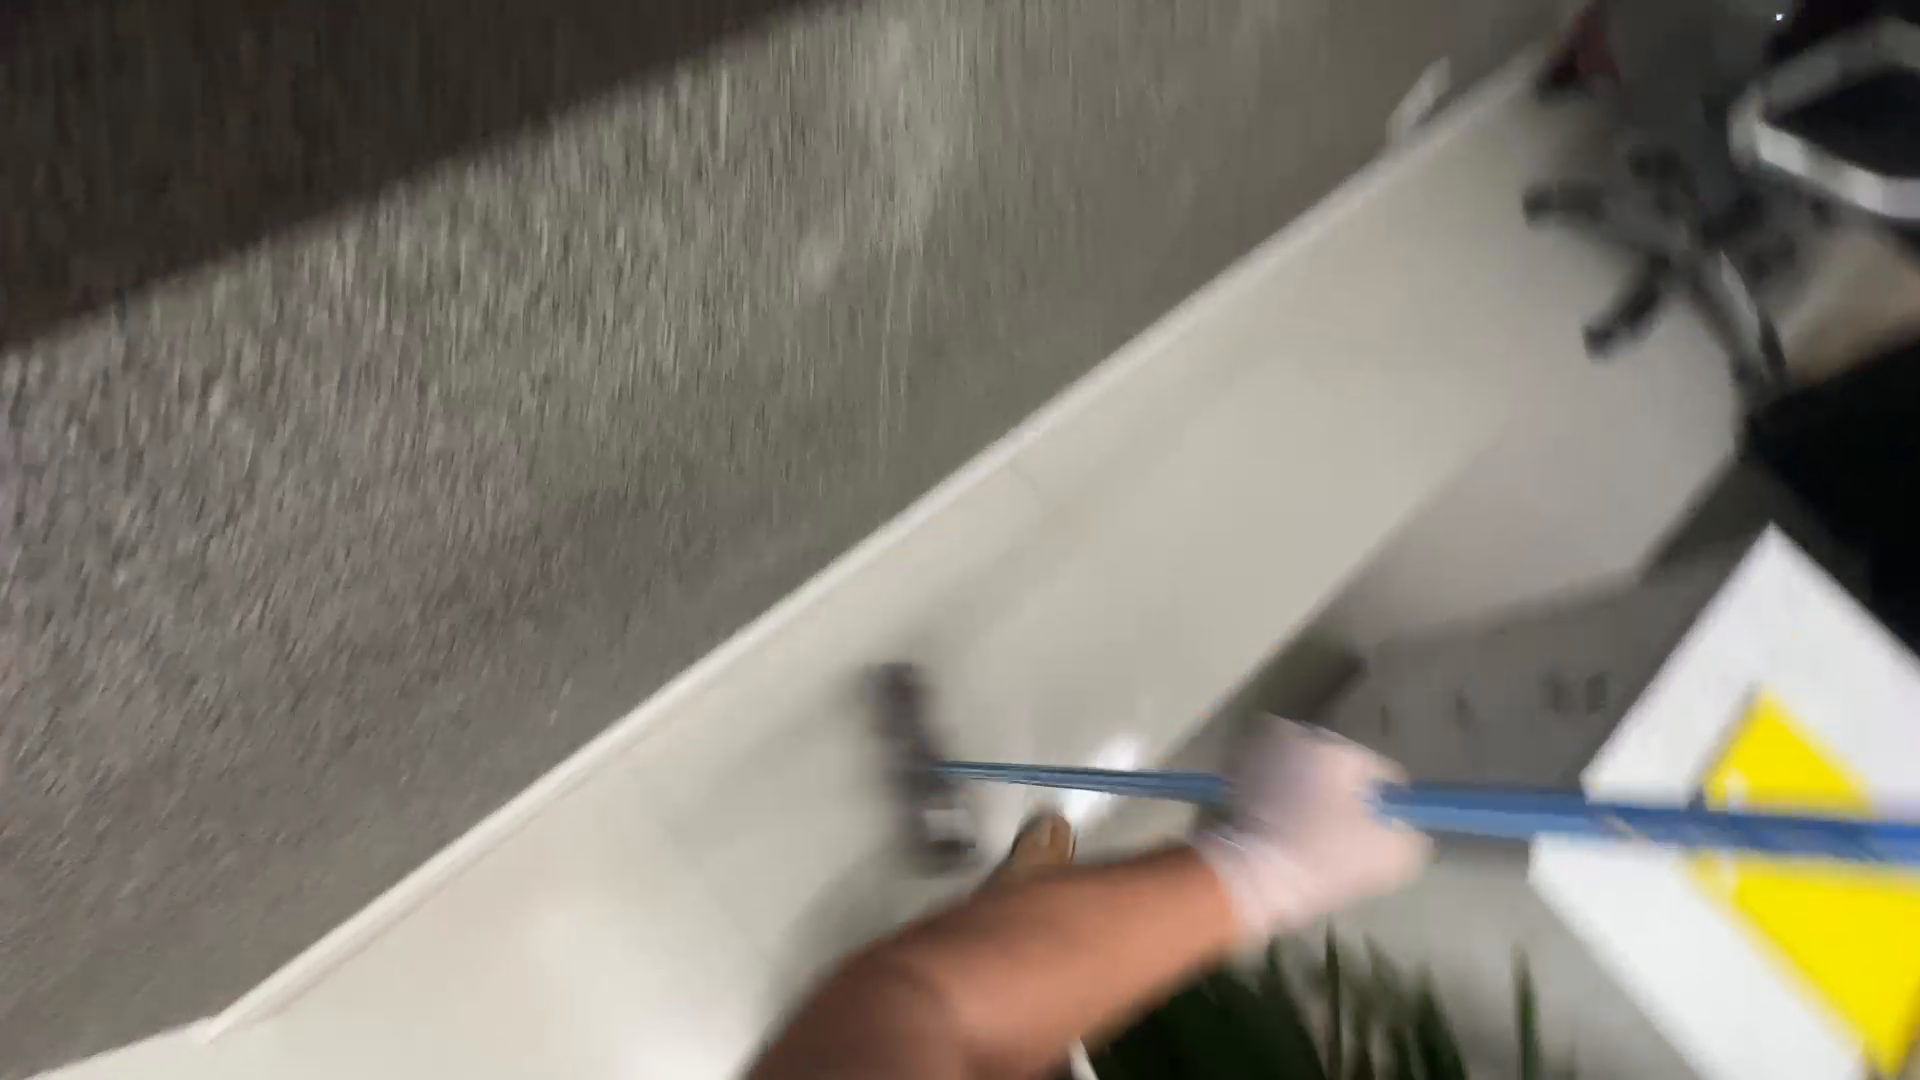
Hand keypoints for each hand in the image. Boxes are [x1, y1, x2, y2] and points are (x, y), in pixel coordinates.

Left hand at [1194, 718, 1429, 937]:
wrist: (1254, 869)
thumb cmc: (1325, 857)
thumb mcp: (1392, 854)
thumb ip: (1409, 831)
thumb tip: (1402, 823)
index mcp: (1336, 747)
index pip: (1378, 770)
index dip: (1384, 799)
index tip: (1381, 823)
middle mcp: (1296, 735)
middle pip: (1334, 761)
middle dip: (1342, 786)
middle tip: (1343, 823)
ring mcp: (1259, 747)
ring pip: (1298, 764)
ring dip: (1306, 782)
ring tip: (1308, 821)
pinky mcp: (1233, 767)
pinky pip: (1268, 774)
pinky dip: (1275, 788)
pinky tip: (1279, 818)